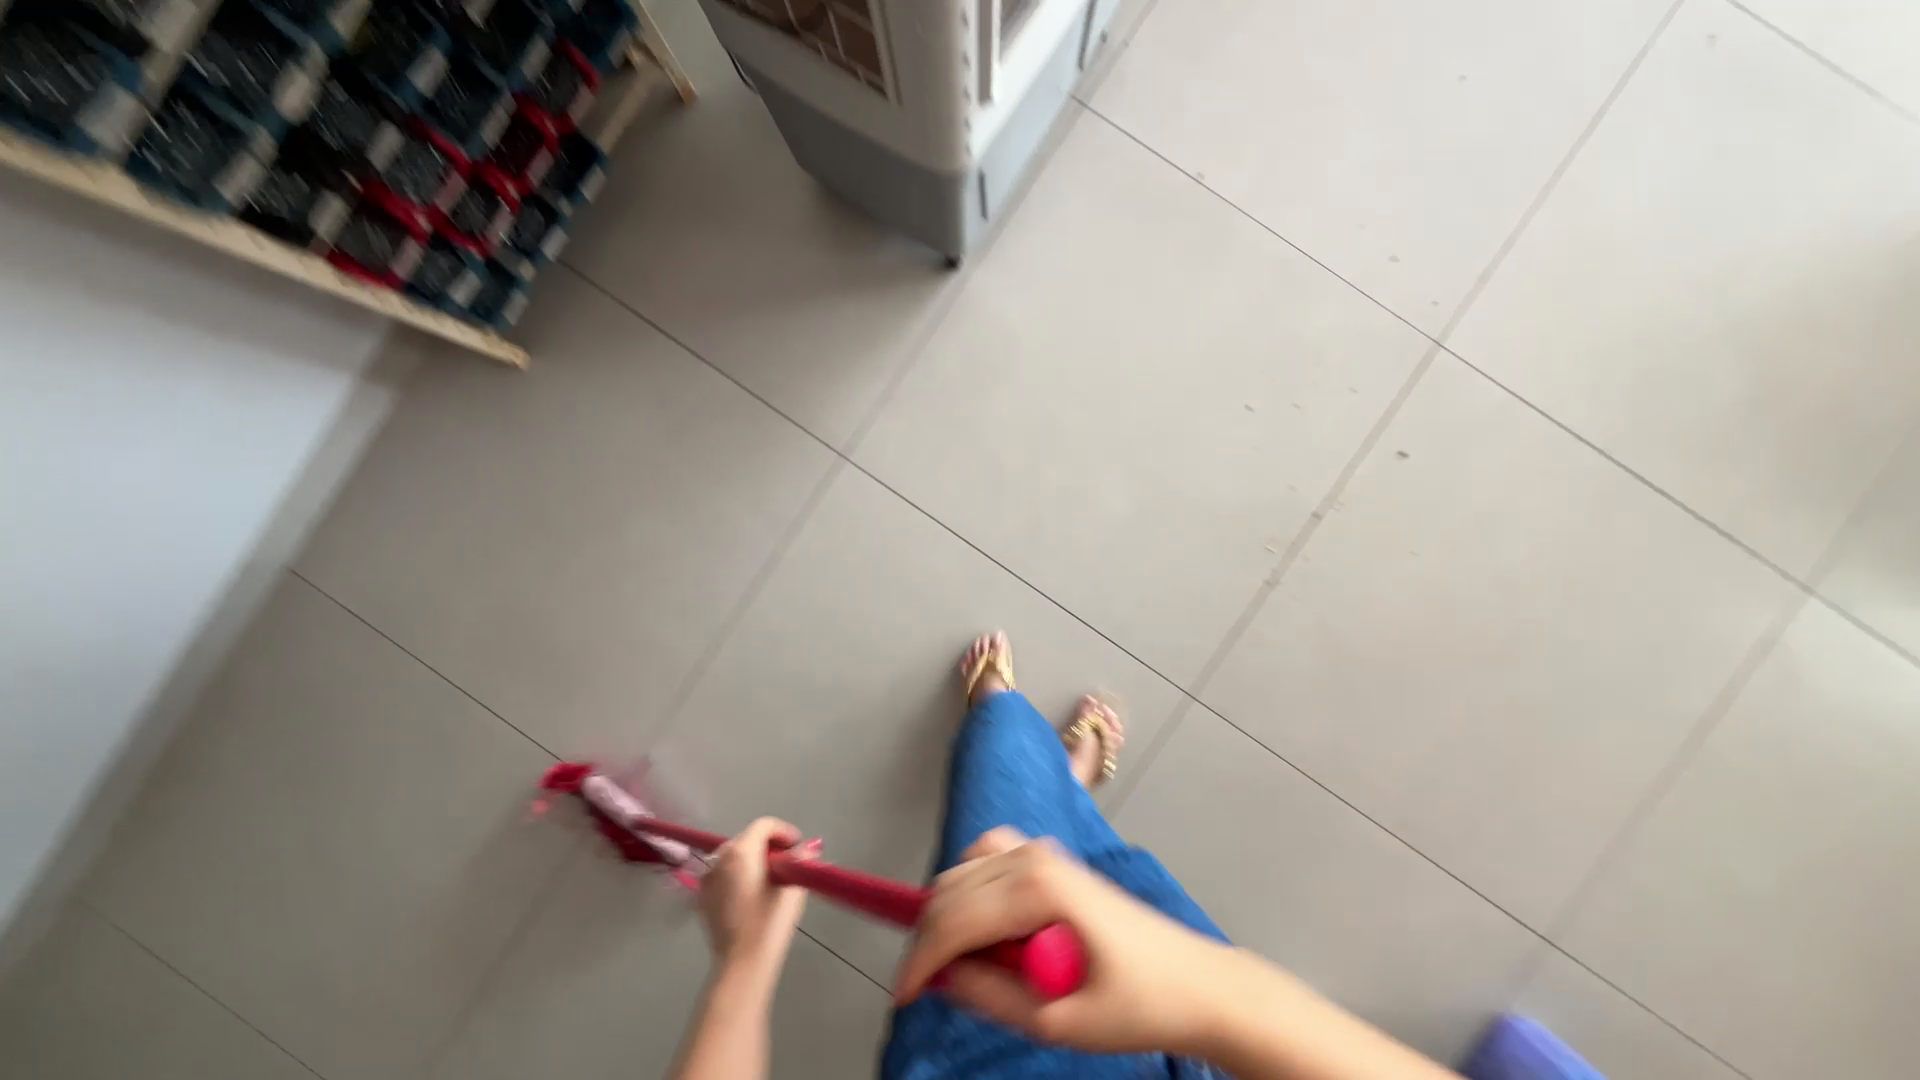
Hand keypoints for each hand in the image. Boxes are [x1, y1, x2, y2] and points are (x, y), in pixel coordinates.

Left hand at [699, 817, 815, 968]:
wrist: (741, 963)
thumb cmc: (770, 923)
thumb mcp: (792, 889)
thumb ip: (801, 861)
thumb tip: (808, 848)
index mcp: (741, 851)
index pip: (764, 825)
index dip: (784, 831)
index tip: (798, 848)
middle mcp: (719, 858)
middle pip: (747, 838)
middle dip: (768, 846)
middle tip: (787, 863)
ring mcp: (708, 878)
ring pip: (733, 856)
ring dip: (752, 859)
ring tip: (770, 879)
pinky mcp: (703, 897)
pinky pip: (723, 874)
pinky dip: (738, 874)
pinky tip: (751, 894)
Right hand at [893, 827, 1241, 1055]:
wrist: (1196, 983)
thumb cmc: (1137, 1005)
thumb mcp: (1057, 1021)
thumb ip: (990, 995)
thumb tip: (943, 978)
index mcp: (1037, 890)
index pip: (953, 918)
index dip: (920, 961)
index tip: (904, 997)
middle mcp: (1035, 857)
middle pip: (951, 887)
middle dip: (930, 938)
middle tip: (927, 989)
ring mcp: (1044, 853)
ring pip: (965, 869)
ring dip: (950, 912)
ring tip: (960, 963)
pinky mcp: (1052, 861)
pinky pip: (990, 860)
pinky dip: (972, 889)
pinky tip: (986, 927)